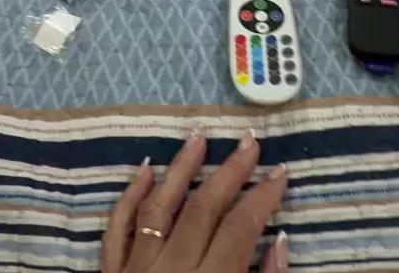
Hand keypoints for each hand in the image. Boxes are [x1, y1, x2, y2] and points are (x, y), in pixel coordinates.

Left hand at [102, 133, 289, 272]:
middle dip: (229, 172)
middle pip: (202, 209)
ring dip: (180, 170)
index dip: (262, 197)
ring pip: (159, 207)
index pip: (240, 229)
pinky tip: (145, 168)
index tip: (279, 172)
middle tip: (249, 141)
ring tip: (198, 137)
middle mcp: (171, 268)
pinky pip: (118, 228)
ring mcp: (136, 269)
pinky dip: (131, 196)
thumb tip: (278, 241)